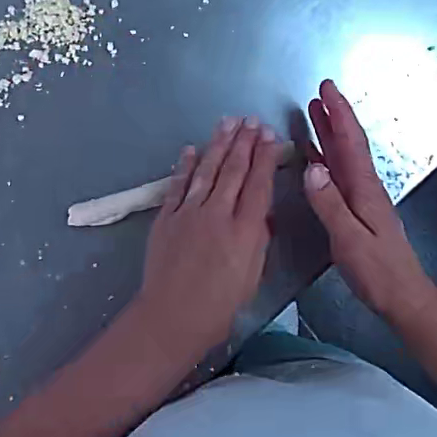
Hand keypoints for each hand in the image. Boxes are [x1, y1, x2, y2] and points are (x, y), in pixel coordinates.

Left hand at [126, 117, 281, 361]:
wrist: (172, 315)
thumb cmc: (219, 306)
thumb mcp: (252, 276)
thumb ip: (258, 240)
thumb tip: (263, 212)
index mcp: (244, 231)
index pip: (257, 184)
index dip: (264, 157)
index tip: (269, 136)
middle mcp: (217, 214)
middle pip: (233, 170)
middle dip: (244, 142)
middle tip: (251, 120)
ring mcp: (189, 212)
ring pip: (207, 170)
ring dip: (218, 144)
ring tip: (227, 123)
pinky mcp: (167, 216)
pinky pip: (178, 184)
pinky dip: (186, 165)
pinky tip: (193, 148)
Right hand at [302, 80, 434, 320]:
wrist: (406, 300)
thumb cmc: (379, 272)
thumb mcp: (350, 240)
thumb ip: (329, 204)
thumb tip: (311, 167)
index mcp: (364, 188)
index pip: (351, 142)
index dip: (339, 114)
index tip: (327, 90)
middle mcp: (364, 186)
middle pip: (348, 142)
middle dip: (335, 115)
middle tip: (321, 90)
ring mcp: (361, 197)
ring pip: (342, 156)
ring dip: (329, 132)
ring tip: (313, 112)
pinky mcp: (356, 210)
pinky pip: (337, 174)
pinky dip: (324, 157)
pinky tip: (312, 157)